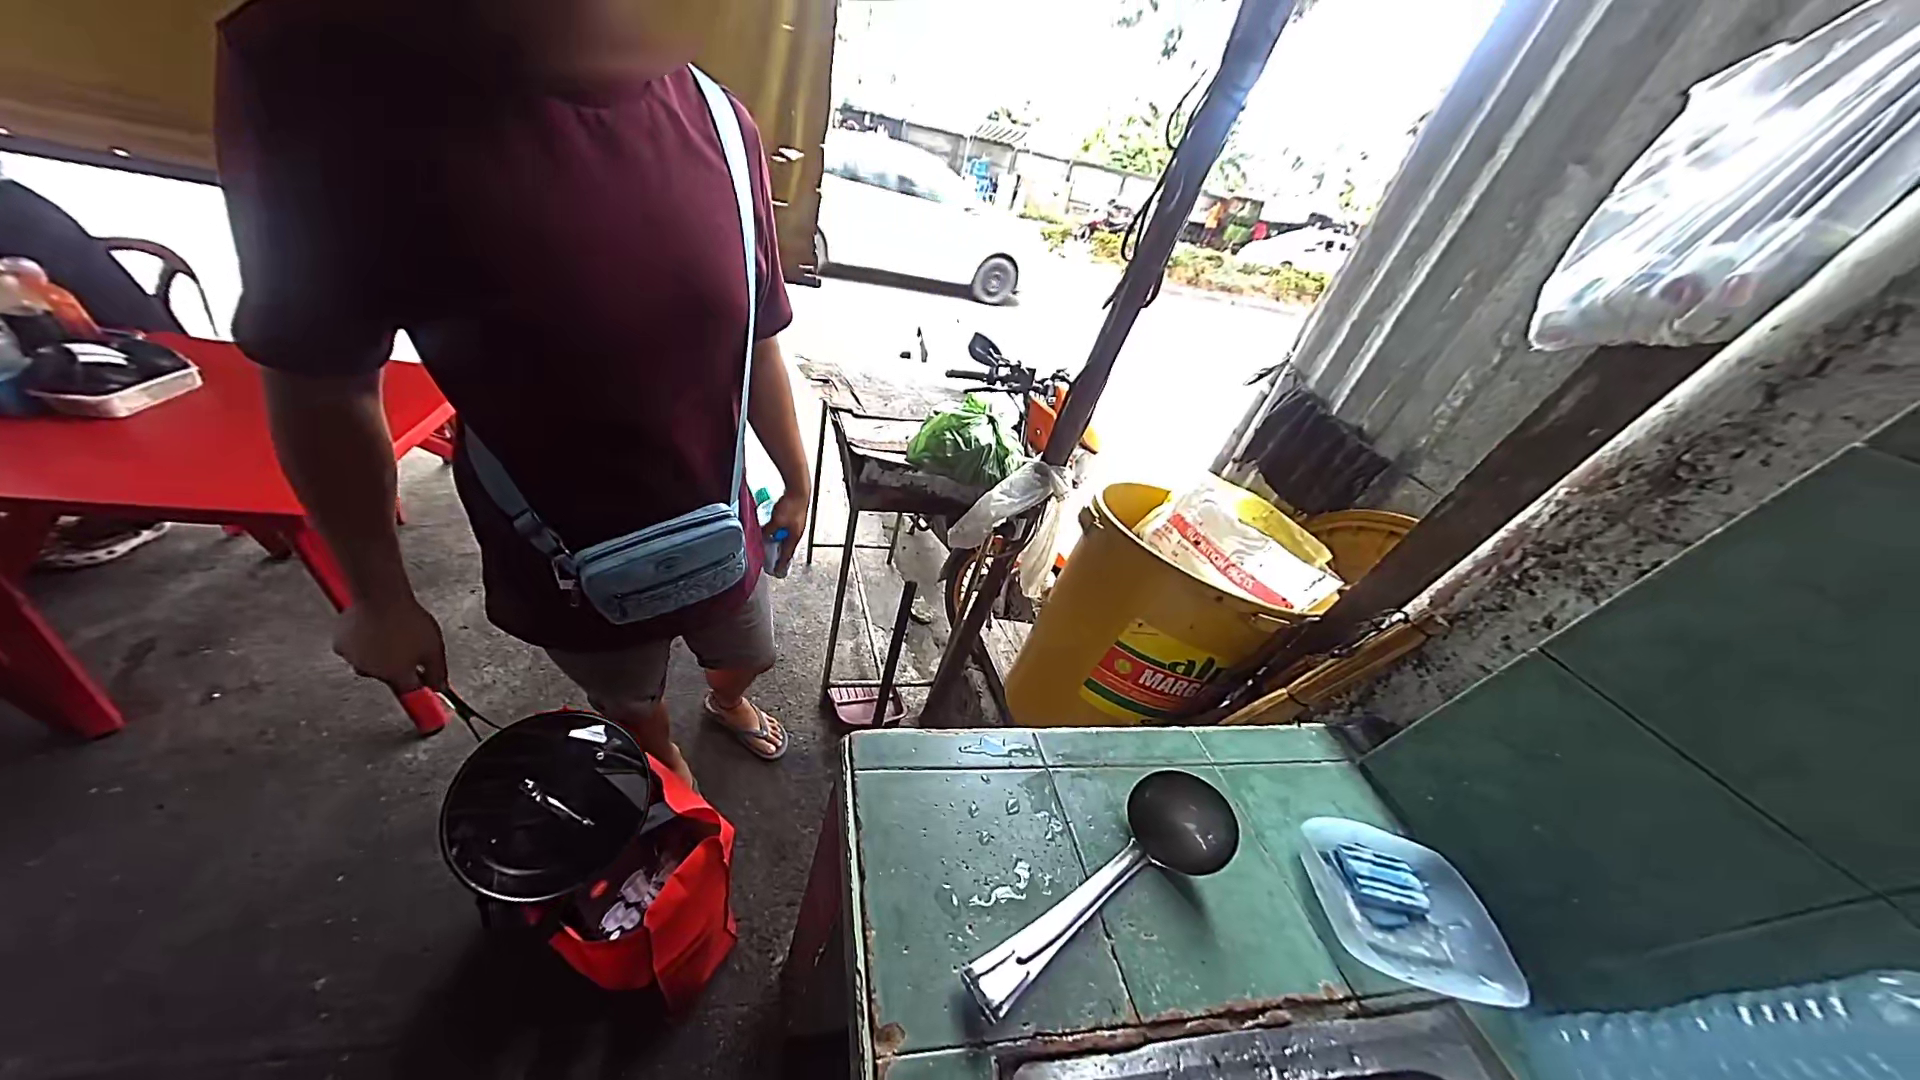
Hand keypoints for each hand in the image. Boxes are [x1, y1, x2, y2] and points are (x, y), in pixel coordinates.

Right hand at [332, 598, 446, 692]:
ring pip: (370, 662)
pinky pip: (355, 649)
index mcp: (394, 675)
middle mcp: (370, 672)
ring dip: (380, 654)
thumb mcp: (435, 648)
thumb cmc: (410, 622)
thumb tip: (440, 688)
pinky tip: (375, 628)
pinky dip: (363, 643)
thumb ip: (437, 672)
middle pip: (388, 675)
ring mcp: (352, 659)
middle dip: (399, 665)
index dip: (420, 682)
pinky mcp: (340, 645)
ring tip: (393, 632)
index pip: (409, 690)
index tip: (424, 676)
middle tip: (409, 644)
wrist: (382, 600)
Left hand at [767, 487, 808, 574]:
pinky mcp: (794, 517)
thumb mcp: (776, 521)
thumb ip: (768, 530)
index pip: (786, 555)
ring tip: (769, 544)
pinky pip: (784, 529)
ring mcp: (796, 525)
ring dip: (777, 541)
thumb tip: (762, 536)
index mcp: (794, 537)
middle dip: (779, 553)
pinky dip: (778, 532)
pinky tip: (772, 528)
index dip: (780, 564)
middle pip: (786, 547)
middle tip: (771, 560)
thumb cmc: (791, 505)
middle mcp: (796, 533)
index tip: (776, 572)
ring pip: (785, 537)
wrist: (798, 490)